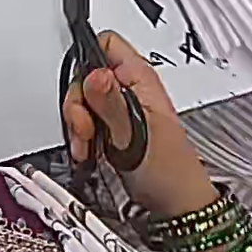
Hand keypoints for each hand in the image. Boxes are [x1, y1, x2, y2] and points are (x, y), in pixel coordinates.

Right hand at [62, 32, 217, 216]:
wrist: (175, 207)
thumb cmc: (170, 172)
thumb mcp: (136, 134)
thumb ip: (111, 102)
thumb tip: (94, 75)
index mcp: (140, 78)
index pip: (105, 43)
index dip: (87, 62)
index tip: (82, 90)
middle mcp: (129, 87)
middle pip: (85, 74)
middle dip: (78, 102)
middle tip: (86, 126)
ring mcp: (119, 106)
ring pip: (82, 98)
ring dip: (77, 123)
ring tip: (88, 143)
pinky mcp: (111, 125)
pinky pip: (84, 119)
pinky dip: (80, 135)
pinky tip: (88, 150)